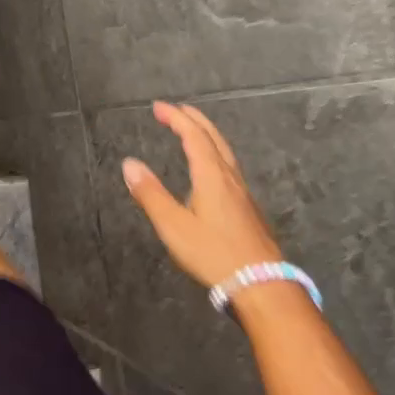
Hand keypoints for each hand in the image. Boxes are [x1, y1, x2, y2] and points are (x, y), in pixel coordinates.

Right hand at [123, 101, 283, 287]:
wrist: (265, 286)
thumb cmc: (215, 254)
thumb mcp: (174, 226)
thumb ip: (151, 194)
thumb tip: (129, 164)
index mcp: (211, 176)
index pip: (194, 136)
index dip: (176, 118)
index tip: (158, 107)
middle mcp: (230, 179)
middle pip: (214, 139)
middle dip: (195, 120)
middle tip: (178, 109)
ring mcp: (243, 195)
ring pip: (226, 154)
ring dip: (208, 136)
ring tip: (194, 133)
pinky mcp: (249, 211)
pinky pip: (230, 169)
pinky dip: (216, 155)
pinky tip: (212, 172)